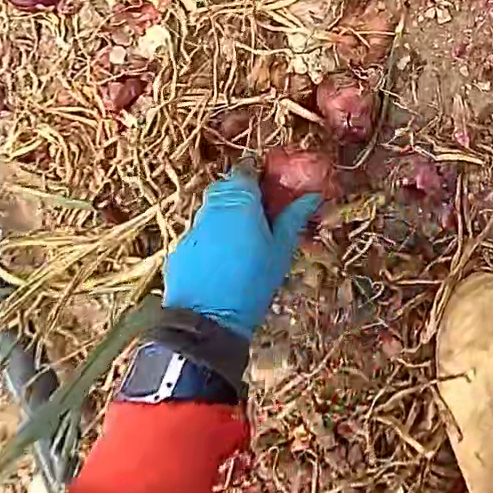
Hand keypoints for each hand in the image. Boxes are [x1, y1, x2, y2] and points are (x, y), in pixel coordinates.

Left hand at [163, 166, 321, 336]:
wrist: (206, 322)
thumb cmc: (253, 281)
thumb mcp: (282, 249)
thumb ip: (294, 217)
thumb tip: (312, 196)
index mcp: (240, 203)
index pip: (246, 170)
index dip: (260, 174)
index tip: (273, 187)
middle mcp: (212, 209)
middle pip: (226, 185)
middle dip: (244, 191)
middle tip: (264, 210)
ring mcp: (193, 229)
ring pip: (212, 207)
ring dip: (229, 211)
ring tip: (247, 235)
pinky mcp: (181, 249)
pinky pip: (201, 230)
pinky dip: (214, 233)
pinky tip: (227, 255)